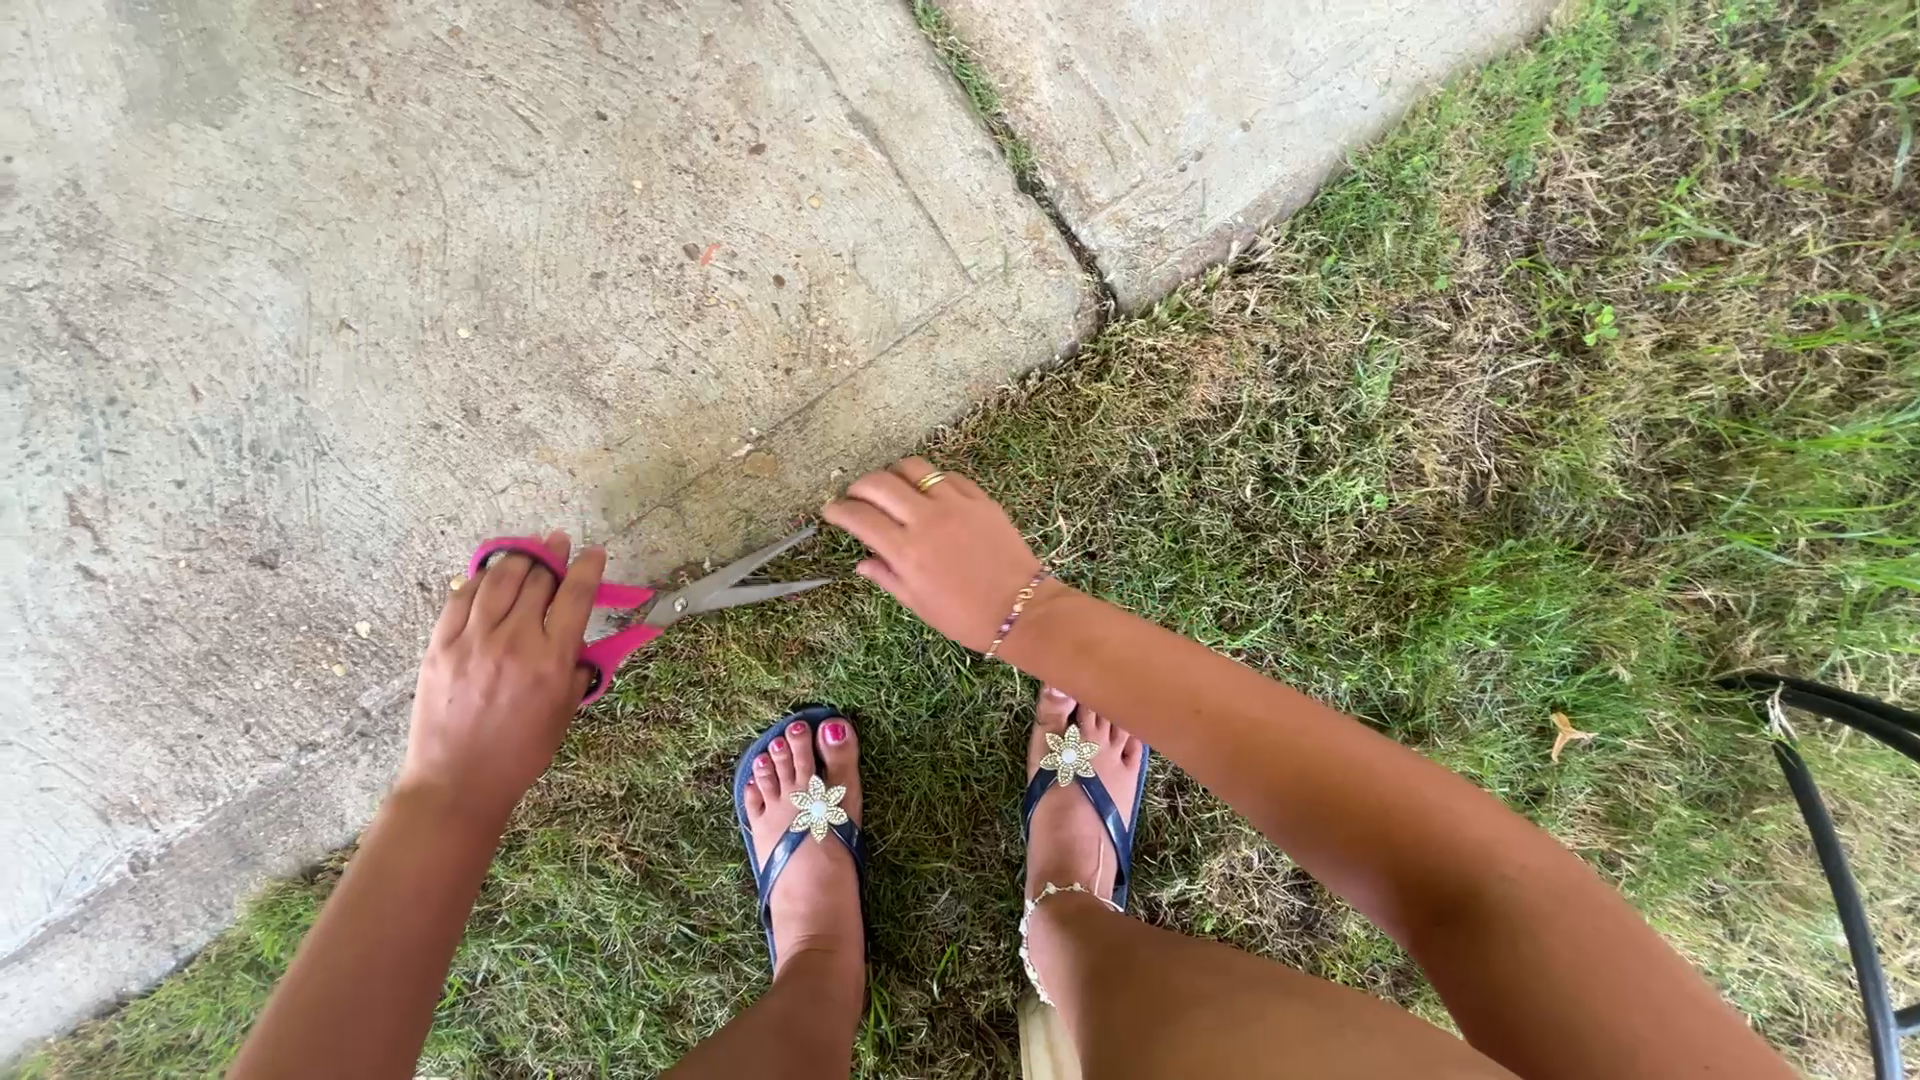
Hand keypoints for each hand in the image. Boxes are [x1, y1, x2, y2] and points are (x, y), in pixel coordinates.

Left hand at [398, 530, 606, 821]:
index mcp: (551, 659)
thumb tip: (573, 642)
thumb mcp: (566, 710)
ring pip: (498, 580)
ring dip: (517, 559)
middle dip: (552, 555)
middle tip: (558, 543)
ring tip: (526, 549)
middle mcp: (514, 641)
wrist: (458, 779)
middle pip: (537, 579)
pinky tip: (489, 576)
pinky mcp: (440, 646)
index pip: (575, 596)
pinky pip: (461, 598)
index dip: (588, 567)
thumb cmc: (521, 751)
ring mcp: (472, 641)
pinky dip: (479, 580)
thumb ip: (574, 669)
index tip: (594, 552)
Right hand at [822, 458, 1043, 650]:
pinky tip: (928, 493)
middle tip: (855, 496)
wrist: (1021, 609)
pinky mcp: (980, 498)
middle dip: (859, 486)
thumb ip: (887, 576)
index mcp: (907, 551)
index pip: (860, 517)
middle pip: (879, 483)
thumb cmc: (965, 616)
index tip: (831, 510)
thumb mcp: (918, 603)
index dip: (839, 510)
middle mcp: (927, 519)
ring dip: (893, 474)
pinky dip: (930, 480)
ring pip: (913, 468)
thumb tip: (862, 562)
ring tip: (891, 487)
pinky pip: (947, 476)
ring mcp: (956, 504)